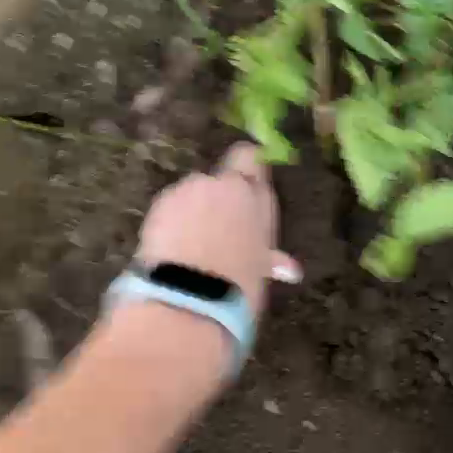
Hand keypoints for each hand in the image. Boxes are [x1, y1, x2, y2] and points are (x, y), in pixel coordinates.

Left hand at [135, 143, 301, 316]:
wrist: (190, 296)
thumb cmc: (237, 283)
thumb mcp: (261, 270)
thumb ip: (270, 259)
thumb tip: (290, 270)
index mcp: (256, 194)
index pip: (251, 157)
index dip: (246, 167)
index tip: (242, 187)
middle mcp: (227, 183)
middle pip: (220, 179)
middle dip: (216, 198)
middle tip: (215, 230)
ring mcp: (193, 188)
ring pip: (193, 193)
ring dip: (192, 210)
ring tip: (189, 245)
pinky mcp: (163, 201)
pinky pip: (169, 206)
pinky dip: (170, 221)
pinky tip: (171, 249)